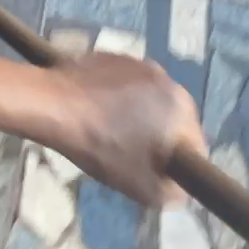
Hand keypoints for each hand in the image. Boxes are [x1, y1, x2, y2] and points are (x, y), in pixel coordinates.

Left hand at [34, 53, 205, 206]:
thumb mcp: (145, 189)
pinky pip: (126, 83)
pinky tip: (97, 109)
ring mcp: (135, 61)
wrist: (53, 104)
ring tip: (112, 131)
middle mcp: (165, 76)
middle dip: (160, 138)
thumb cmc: (102, 146)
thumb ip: (174, 194)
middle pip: (173, 119)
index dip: (179, 168)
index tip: (156, 174)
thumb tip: (179, 188)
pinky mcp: (109, 55)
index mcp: (181, 106)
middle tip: (133, 154)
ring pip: (149, 99)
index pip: (195, 147)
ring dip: (139, 115)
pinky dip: (118, 95)